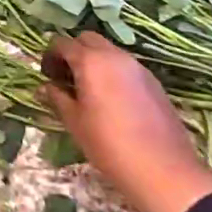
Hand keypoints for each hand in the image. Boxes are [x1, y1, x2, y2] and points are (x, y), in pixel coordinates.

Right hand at [43, 32, 211, 211]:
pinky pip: (126, 66)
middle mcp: (115, 56)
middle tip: (67, 77)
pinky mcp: (154, 82)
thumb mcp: (75, 123)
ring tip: (90, 90)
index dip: (50, 56)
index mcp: (90, 61)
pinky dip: (113, 72)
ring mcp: (138, 68)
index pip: (62, 43)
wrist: (164, 171)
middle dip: (73, 52)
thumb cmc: (110, 145)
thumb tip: (46, 87)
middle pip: (87, 39)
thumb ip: (57, 98)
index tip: (48, 76)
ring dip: (94, 61)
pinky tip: (113, 100)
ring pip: (109, 51)